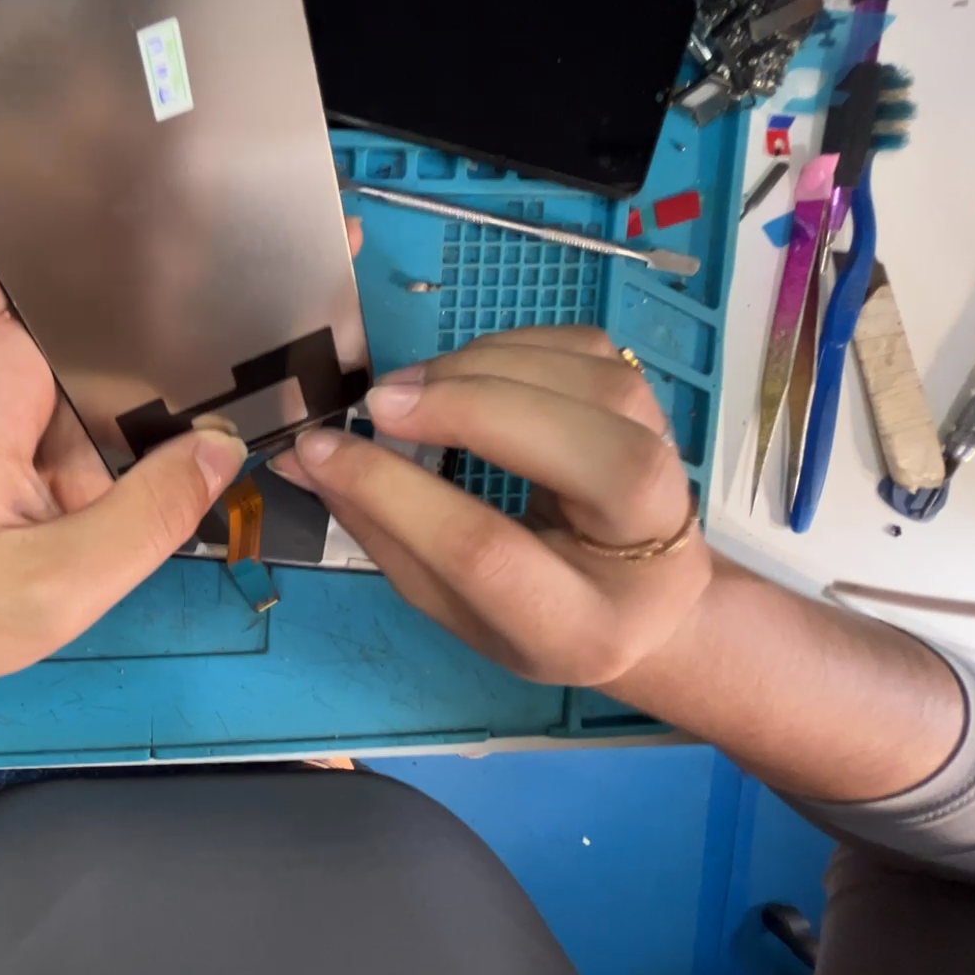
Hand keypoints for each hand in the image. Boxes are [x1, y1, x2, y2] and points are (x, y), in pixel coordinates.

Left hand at [0, 170, 253, 698]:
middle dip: (129, 211)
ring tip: (260, 249)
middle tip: (230, 178)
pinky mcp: (40, 422)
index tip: (64, 113)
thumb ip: (145, 521)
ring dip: (160, 285)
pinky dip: (159, 361)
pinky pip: (107, 375)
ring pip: (92, 314)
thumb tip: (222, 447)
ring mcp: (22, 390)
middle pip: (52, 254)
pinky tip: (227, 349)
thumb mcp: (52, 588)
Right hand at [272, 327, 711, 686]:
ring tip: (409, 386)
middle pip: (594, 459)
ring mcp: (674, 481)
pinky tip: (458, 369)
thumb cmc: (517, 614)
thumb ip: (371, 525)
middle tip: (381, 402)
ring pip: (605, 390)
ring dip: (488, 368)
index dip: (393, 489)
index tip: (321, 447)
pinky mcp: (661, 420)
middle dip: (473, 410)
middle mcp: (650, 557)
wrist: (639, 607)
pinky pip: (593, 353)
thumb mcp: (435, 595)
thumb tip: (300, 457)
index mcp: (574, 628)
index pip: (482, 549)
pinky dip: (513, 346)